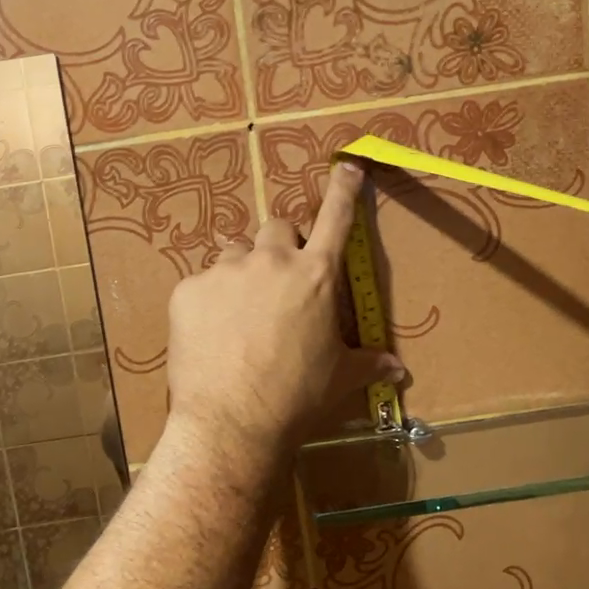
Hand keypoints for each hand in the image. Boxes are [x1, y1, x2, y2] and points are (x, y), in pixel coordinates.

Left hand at [164, 159, 403, 456]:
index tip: (345, 167)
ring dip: (241, 271)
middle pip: (276, 228)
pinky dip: (208, 301)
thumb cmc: (296, 398)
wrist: (231, 421)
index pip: (336, 219)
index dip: (343, 190)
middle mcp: (271, 262)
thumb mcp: (339, 378)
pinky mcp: (189, 289)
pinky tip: (210, 334)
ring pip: (234, 253)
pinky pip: (202, 284)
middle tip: (276, 281)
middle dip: (279, 246)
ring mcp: (226, 271)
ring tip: (239, 313)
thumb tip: (399, 371)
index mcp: (316, 276)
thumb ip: (368, 363)